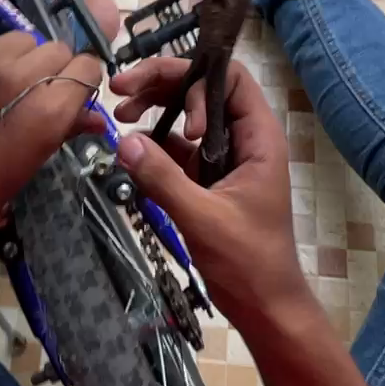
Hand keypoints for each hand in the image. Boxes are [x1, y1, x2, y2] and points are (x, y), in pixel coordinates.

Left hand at [0, 34, 103, 278]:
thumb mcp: (28, 165)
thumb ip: (65, 130)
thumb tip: (95, 117)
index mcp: (44, 110)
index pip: (86, 67)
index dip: (81, 82)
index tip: (70, 96)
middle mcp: (13, 75)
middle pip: (55, 48)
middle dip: (52, 70)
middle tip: (32, 97)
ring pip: (18, 40)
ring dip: (18, 60)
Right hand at [109, 57, 311, 331]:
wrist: (264, 307)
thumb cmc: (249, 261)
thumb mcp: (203, 217)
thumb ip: (163, 178)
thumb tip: (123, 141)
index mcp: (258, 137)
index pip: (230, 79)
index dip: (196, 79)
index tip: (172, 109)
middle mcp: (242, 138)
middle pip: (201, 90)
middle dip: (162, 83)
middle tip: (121, 88)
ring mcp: (222, 157)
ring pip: (185, 116)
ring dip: (154, 109)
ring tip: (120, 112)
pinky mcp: (206, 179)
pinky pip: (177, 148)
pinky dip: (154, 143)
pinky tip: (129, 148)